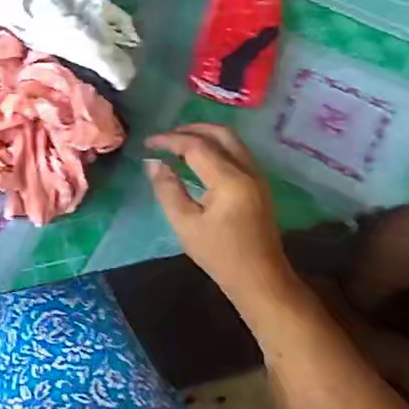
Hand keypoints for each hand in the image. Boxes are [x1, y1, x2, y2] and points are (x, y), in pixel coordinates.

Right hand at [144, 124, 296, 302]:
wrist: (260, 278)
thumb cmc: (219, 255)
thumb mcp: (185, 224)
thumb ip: (168, 190)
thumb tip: (153, 163)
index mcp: (229, 180)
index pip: (196, 146)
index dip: (170, 141)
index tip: (148, 144)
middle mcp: (247, 170)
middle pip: (220, 133)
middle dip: (191, 129)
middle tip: (165, 138)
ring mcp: (257, 176)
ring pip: (232, 141)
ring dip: (205, 136)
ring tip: (179, 145)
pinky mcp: (259, 185)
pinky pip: (237, 153)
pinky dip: (216, 148)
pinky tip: (199, 161)